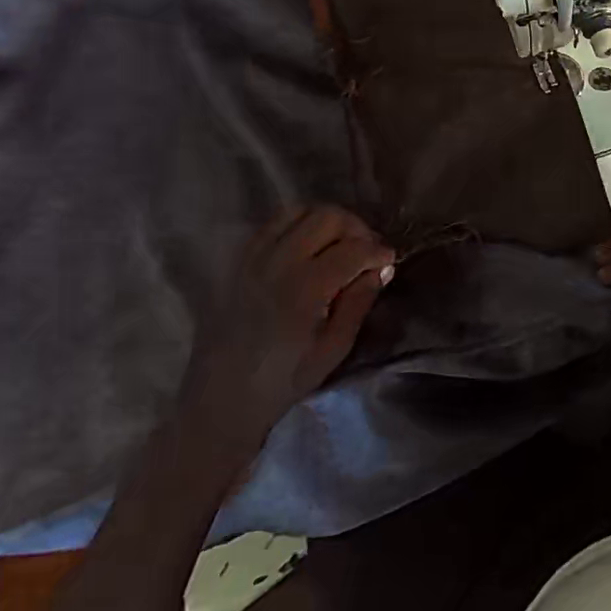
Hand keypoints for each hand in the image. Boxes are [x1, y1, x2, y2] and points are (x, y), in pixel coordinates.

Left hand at [177, 206, 396, 449]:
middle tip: (366, 251)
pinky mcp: (239, 261)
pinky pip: (273, 224)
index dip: (379, 251)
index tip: (389, 261)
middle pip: (328, 216)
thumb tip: (380, 269)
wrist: (221, 399)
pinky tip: (308, 249)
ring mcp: (254, 258)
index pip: (354, 249)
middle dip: (357, 228)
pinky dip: (298, 226)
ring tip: (339, 245)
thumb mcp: (334, 348)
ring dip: (327, 222)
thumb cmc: (284, 379)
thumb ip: (359, 302)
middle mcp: (278, 263)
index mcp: (305, 288)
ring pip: (300, 210)